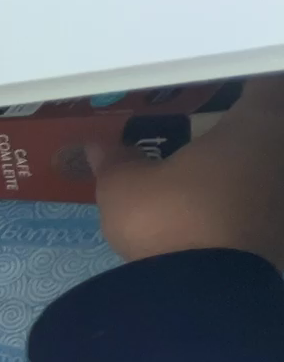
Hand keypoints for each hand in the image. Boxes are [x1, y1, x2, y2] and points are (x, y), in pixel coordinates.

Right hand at [90, 76, 283, 270]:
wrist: (201, 279)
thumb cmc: (168, 214)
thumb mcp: (123, 185)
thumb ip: (114, 160)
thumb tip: (97, 144)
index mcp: (254, 123)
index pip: (260, 83)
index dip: (237, 81)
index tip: (210, 86)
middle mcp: (280, 146)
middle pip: (266, 121)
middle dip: (238, 124)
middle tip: (200, 130)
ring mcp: (281, 186)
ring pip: (261, 161)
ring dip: (238, 162)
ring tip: (200, 170)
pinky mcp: (277, 220)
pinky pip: (259, 195)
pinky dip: (240, 195)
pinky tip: (211, 204)